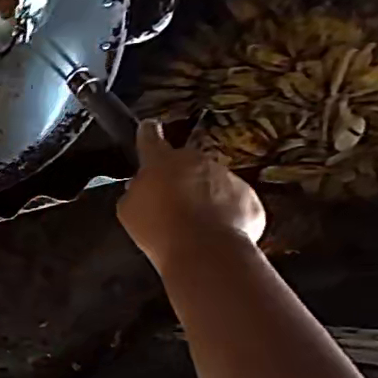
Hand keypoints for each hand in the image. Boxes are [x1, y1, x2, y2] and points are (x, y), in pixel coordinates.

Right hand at [118, 120, 265, 272]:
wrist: (203, 250)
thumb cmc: (157, 228)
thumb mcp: (128, 210)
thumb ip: (134, 193)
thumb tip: (140, 189)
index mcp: (160, 161)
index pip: (150, 138)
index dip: (148, 133)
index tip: (148, 126)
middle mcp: (195, 161)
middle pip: (185, 164)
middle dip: (179, 179)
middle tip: (170, 205)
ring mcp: (227, 177)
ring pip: (213, 183)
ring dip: (204, 197)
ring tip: (194, 225)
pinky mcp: (249, 198)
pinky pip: (234, 202)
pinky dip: (226, 214)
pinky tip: (214, 233)